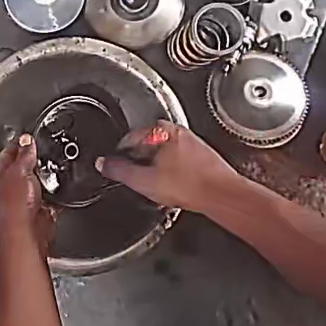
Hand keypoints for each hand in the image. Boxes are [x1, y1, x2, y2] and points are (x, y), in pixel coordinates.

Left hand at [0, 133, 55, 250]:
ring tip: (55, 165)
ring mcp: (26, 199)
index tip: (29, 136)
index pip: (8, 154)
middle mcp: (12, 188)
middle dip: (34, 159)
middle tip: (44, 148)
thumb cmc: (15, 206)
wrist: (27, 233)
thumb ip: (24, 155)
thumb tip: (26, 141)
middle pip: (23, 167)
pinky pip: (51, 197)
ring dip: (47, 175)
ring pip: (38, 182)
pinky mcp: (41, 209)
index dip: (18, 143)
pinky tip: (62, 186)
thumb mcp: (19, 172)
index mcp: (1, 176)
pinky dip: (57, 192)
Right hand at [95, 121, 246, 214]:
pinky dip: (171, 171)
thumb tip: (104, 164)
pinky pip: (178, 161)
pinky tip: (172, 186)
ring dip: (156, 165)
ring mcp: (192, 143)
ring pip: (164, 152)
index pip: (130, 136)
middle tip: (133, 174)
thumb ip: (120, 171)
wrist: (221, 195)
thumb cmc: (190, 185)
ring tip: (153, 183)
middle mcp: (178, 132)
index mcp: (161, 131)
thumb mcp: (144, 180)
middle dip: (139, 159)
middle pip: (148, 143)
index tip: (116, 163)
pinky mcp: (202, 157)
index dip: (120, 152)